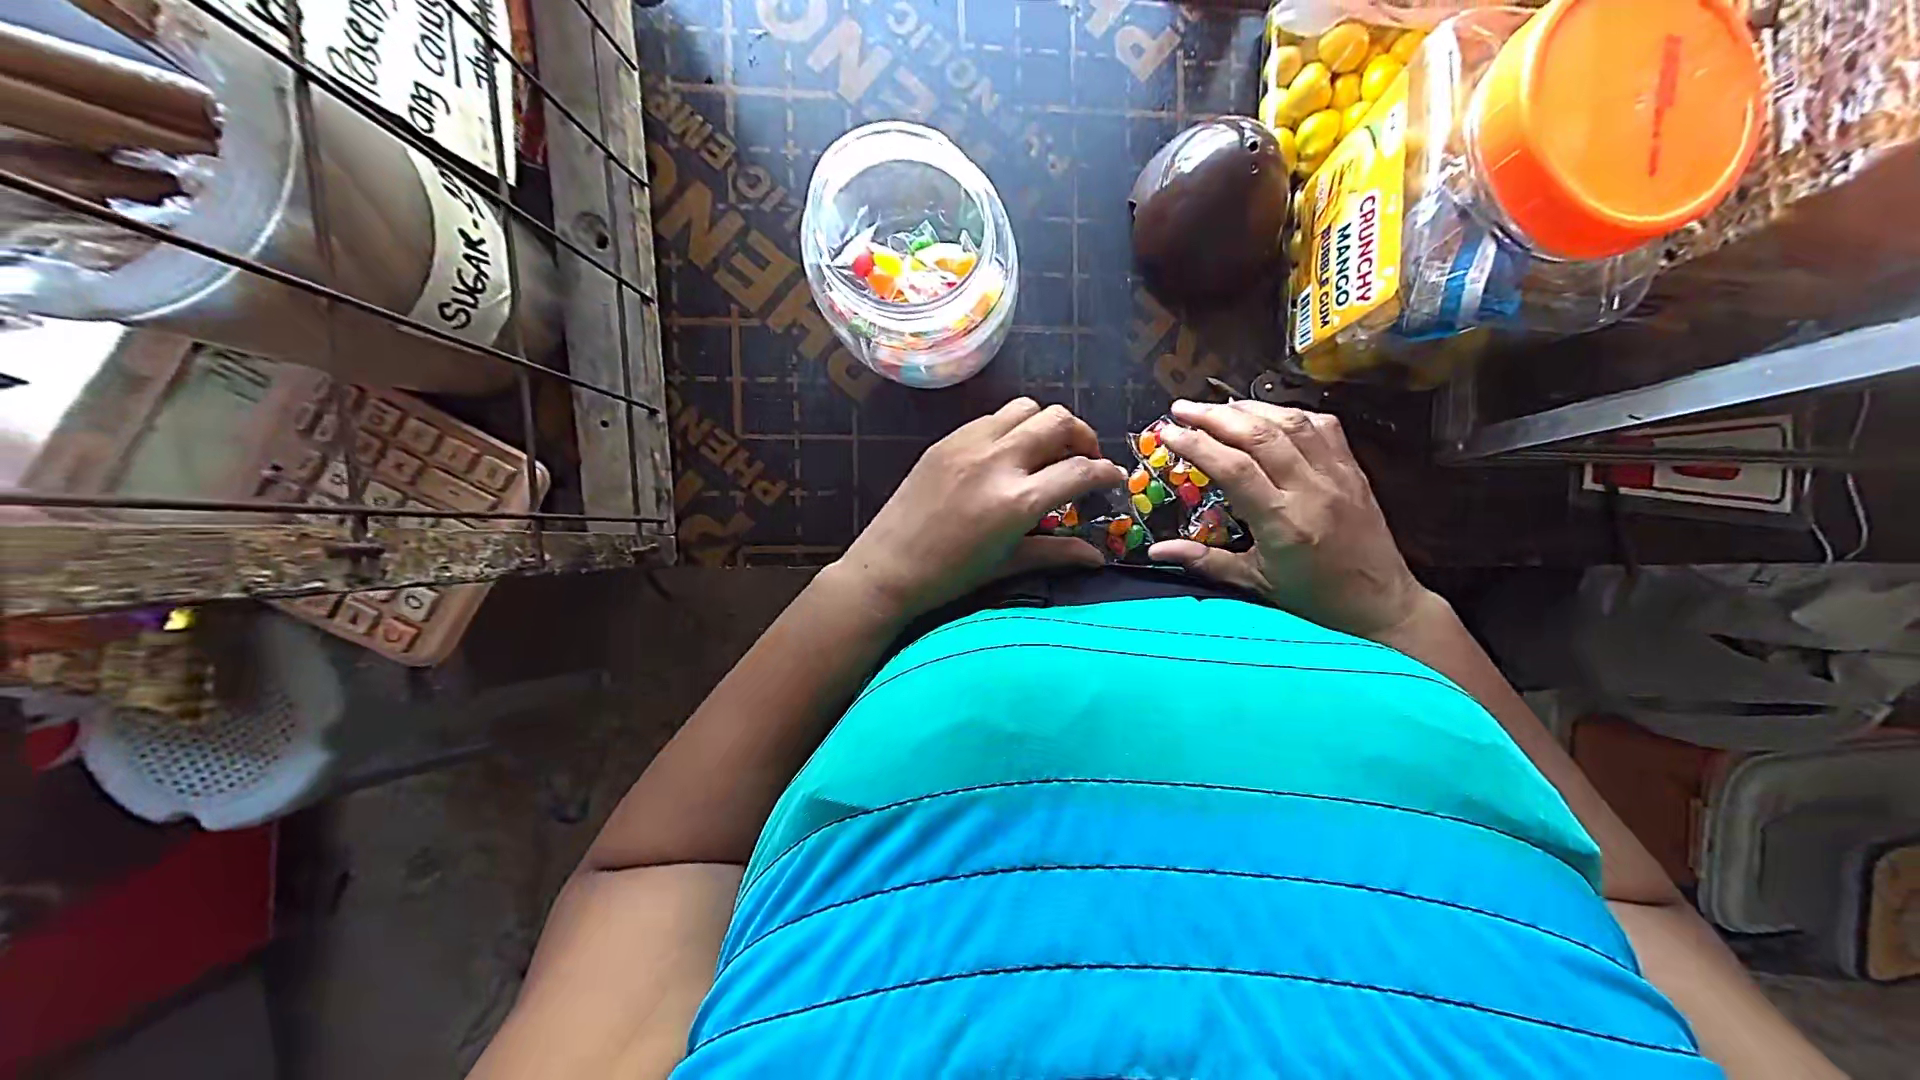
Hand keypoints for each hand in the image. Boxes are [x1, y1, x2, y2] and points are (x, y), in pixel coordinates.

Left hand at [831, 398, 1127, 620]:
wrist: (887, 567)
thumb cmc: (949, 575)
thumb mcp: (1008, 564)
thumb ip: (1057, 552)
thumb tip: (1097, 556)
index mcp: (1017, 500)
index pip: (1080, 470)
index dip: (1106, 473)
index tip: (1113, 479)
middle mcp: (997, 461)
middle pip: (1059, 422)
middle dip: (1083, 437)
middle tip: (1084, 459)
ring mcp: (969, 444)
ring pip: (1026, 408)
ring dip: (1048, 424)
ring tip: (1047, 450)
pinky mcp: (947, 440)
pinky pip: (992, 417)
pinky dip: (1013, 427)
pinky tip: (1008, 453)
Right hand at [1146, 398, 1433, 640]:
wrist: (1382, 603)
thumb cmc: (1314, 597)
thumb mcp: (1254, 581)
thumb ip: (1204, 560)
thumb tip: (1156, 550)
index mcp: (1283, 522)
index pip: (1234, 468)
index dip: (1197, 445)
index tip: (1168, 433)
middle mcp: (1311, 490)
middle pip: (1259, 435)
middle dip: (1214, 416)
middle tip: (1181, 409)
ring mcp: (1336, 475)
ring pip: (1291, 422)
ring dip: (1248, 408)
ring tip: (1215, 407)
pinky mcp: (1353, 469)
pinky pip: (1323, 426)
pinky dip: (1289, 413)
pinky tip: (1265, 414)